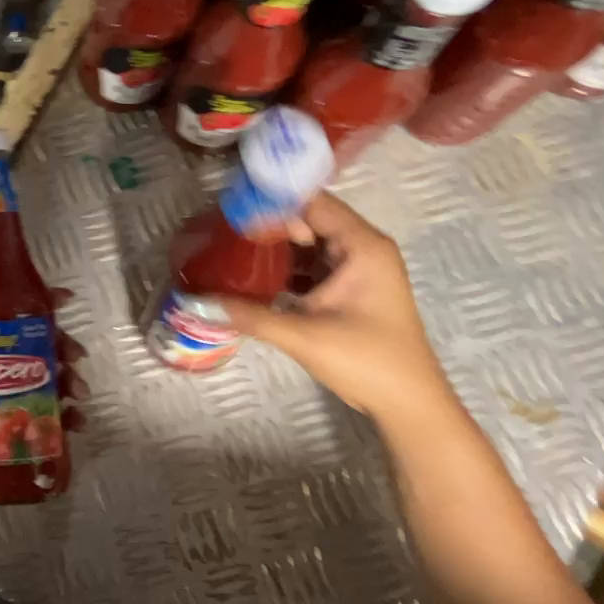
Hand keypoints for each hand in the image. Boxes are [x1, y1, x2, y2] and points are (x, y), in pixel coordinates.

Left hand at [0, 290, 87, 504]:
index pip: (0, 322)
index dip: (32, 307)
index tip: (62, 300)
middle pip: (32, 349)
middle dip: (60, 346)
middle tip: (76, 356)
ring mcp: (6, 405)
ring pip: (46, 380)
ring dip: (69, 380)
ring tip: (79, 392)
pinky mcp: (18, 433)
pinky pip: (50, 417)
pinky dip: (68, 415)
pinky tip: (78, 421)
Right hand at [218, 193, 455, 421]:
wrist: (407, 402)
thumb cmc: (365, 360)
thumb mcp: (302, 335)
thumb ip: (248, 314)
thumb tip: (196, 300)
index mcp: (361, 246)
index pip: (313, 204)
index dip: (272, 202)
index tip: (229, 209)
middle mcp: (361, 249)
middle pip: (308, 221)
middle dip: (266, 225)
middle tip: (220, 232)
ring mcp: (356, 270)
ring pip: (307, 244)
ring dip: (271, 247)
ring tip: (227, 250)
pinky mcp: (347, 290)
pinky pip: (309, 267)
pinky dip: (282, 268)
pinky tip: (250, 277)